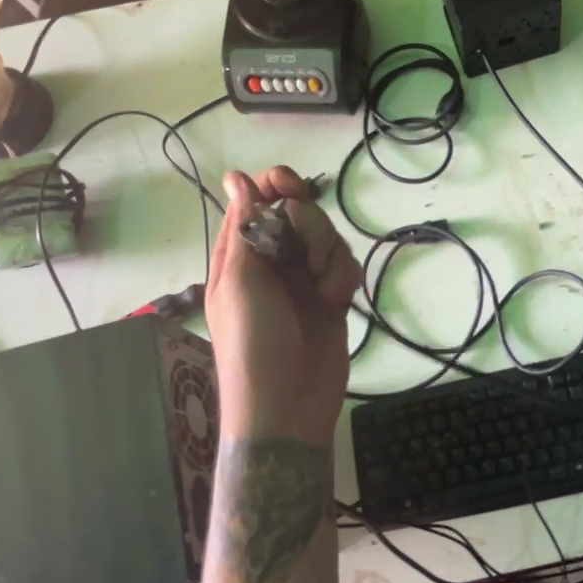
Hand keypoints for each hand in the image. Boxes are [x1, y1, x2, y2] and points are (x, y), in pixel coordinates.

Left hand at [207, 166, 362, 446]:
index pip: (256, 200)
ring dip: (330, 254)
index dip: (275, 185)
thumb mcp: (239, 283)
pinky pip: (345, 266)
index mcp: (240, 255)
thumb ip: (245, 228)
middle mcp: (272, 261)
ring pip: (327, 238)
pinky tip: (337, 300)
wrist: (287, 406)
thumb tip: (237, 177)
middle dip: (310, 227)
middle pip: (299, 213)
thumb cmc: (252, 345)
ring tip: (325, 289)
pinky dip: (344, 276)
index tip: (293, 189)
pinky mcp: (331, 298)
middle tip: (308, 257)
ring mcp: (303, 280)